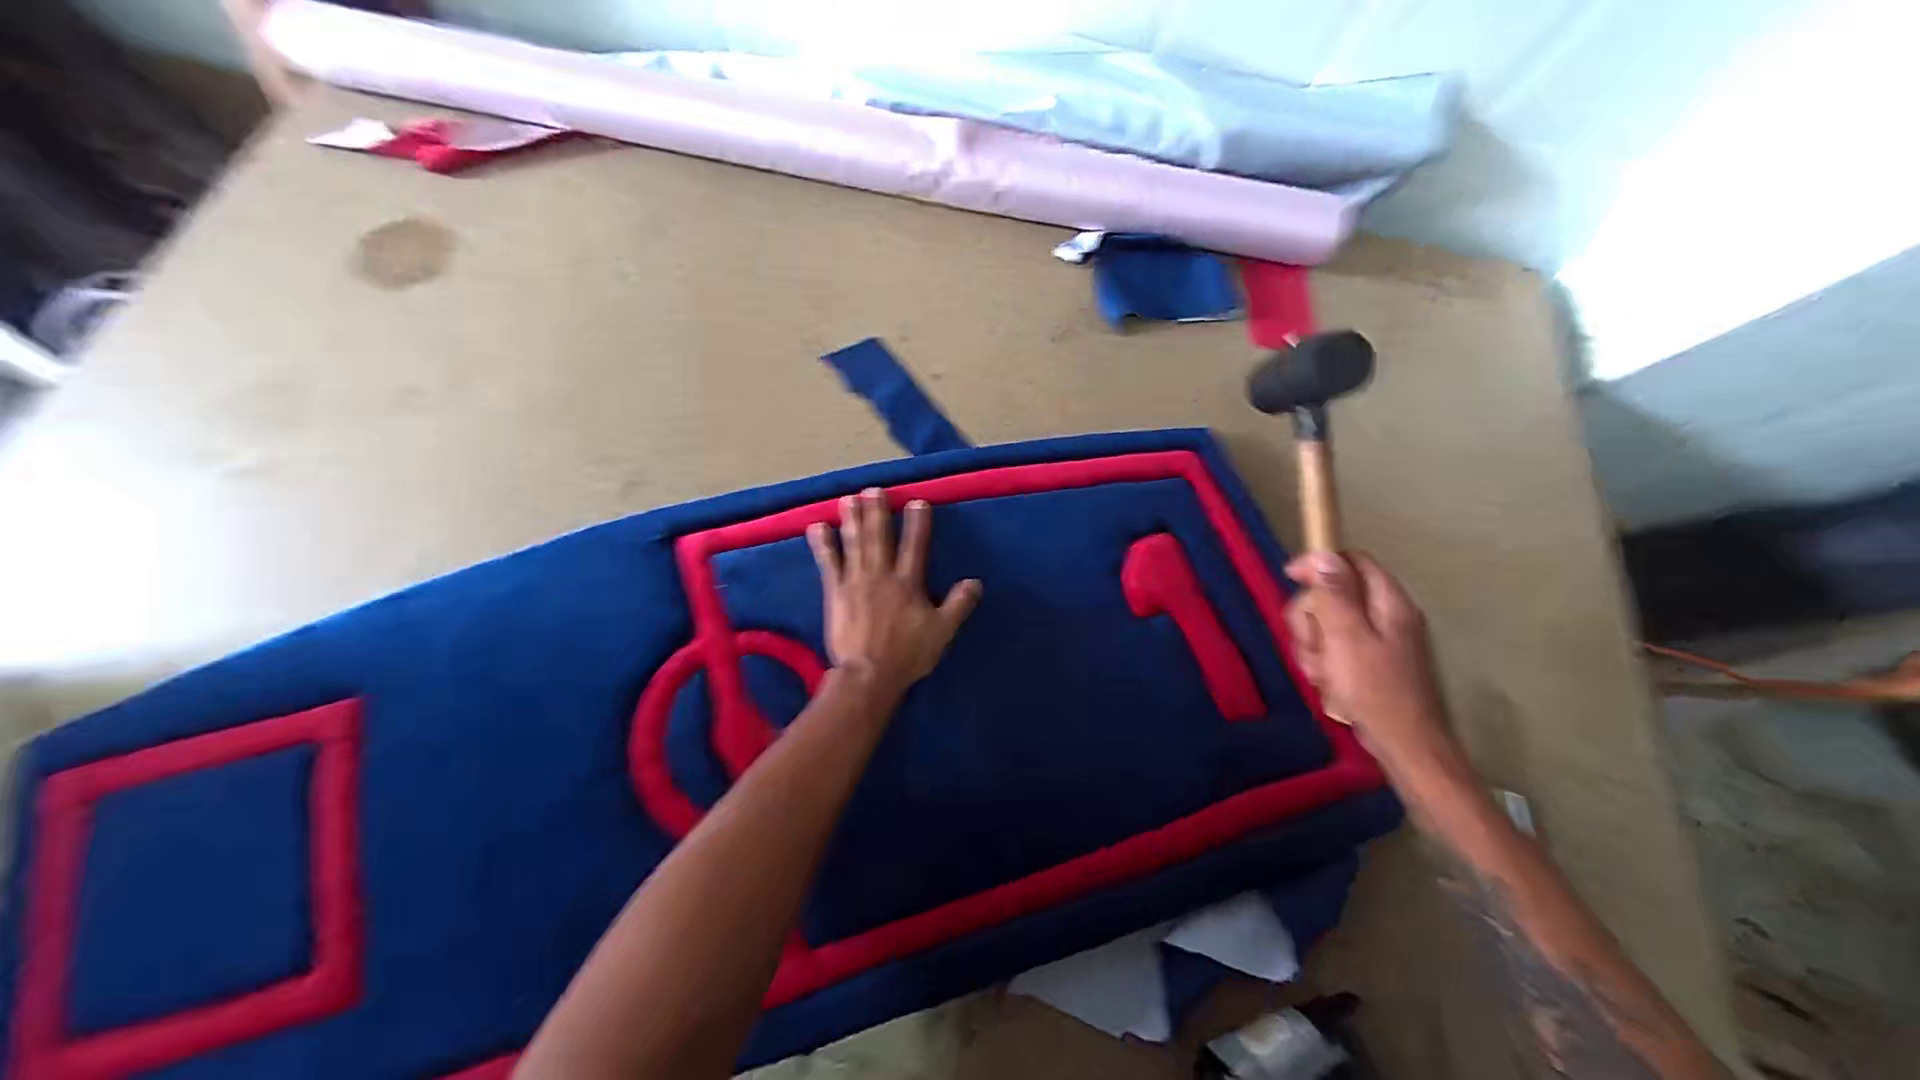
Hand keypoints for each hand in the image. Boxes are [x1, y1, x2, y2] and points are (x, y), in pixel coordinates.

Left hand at [807, 489, 981, 701]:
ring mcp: (855, 581)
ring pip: (854, 543)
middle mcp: (881, 575)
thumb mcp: (942, 631)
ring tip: (849, 498)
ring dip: (852, 519)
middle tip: (873, 489)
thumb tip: (975, 582)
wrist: (869, 674)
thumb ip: (958, 604)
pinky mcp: (834, 592)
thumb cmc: (908, 654)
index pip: (915, 545)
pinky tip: (816, 526)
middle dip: (877, 512)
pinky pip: (828, 563)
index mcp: (908, 582)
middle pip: (879, 537)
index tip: (917, 501)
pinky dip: (822, 544)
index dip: (917, 523)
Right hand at [1284, 551, 1452, 771]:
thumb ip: (1334, 594)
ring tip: (1321, 671)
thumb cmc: (1373, 689)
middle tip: (1312, 643)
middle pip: (1333, 593)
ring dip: (1314, 645)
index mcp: (1387, 602)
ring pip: (1328, 622)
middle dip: (1311, 617)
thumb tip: (1323, 554)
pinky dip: (1324, 662)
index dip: (1318, 565)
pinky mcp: (1369, 661)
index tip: (1290, 578)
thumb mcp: (1346, 637)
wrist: (1402, 744)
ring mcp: (1378, 639)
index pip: (1351, 560)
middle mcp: (1385, 614)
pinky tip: (1328, 682)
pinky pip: (1334, 647)